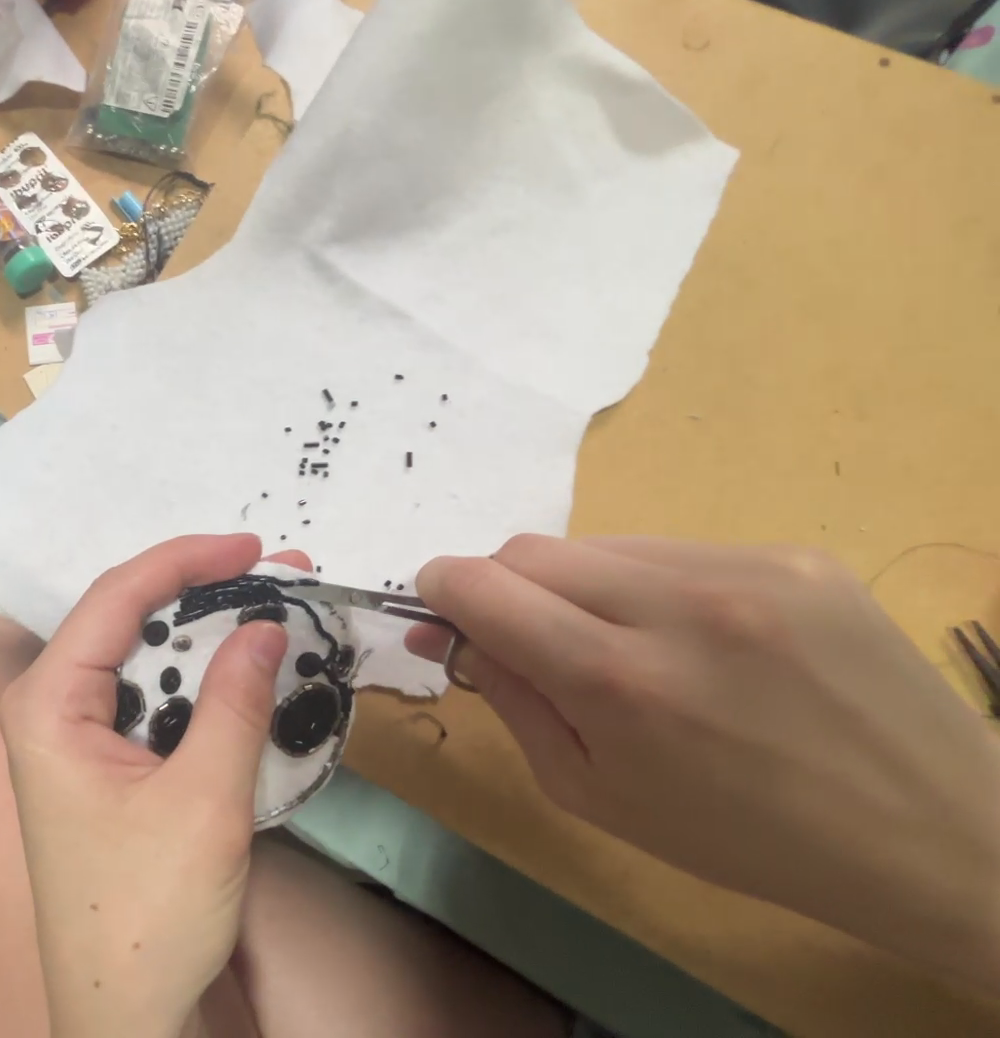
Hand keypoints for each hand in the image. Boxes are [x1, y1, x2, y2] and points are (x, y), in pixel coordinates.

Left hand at [0, 534, 291, 1037]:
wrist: (125, 1016)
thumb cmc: (147, 911)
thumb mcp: (202, 802)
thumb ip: (232, 704)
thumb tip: (266, 623)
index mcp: (46, 702)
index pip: (112, 600)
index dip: (181, 561)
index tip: (248, 546)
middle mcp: (51, 706)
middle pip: (127, 623)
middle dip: (201, 595)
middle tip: (277, 573)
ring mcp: (77, 735)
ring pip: (145, 660)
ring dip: (207, 637)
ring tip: (276, 608)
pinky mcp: (106, 763)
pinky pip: (154, 702)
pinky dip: (201, 683)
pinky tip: (246, 666)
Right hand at [408, 535, 999, 992]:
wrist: (944, 839)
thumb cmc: (737, 835)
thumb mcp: (588, 790)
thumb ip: (505, 695)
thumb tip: (439, 631)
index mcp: (617, 680)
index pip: (480, 585)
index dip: (440, 589)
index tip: (441, 610)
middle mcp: (677, 606)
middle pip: (525, 550)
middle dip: (501, 587)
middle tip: (528, 638)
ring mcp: (744, 571)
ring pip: (593, 544)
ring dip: (575, 585)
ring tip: (623, 643)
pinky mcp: (794, 555)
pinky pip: (666, 548)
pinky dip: (644, 583)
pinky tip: (689, 635)